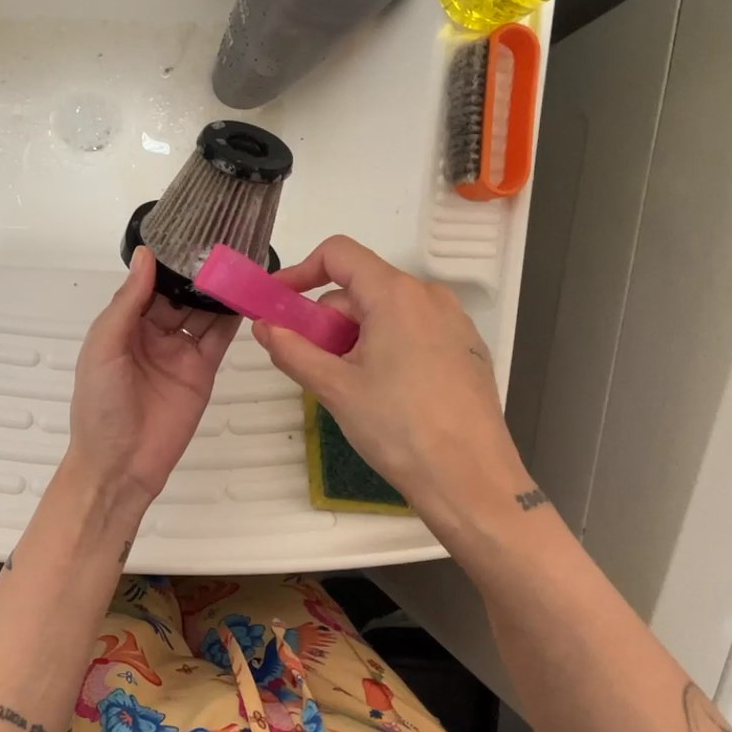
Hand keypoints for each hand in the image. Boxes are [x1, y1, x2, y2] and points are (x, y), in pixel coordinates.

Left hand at [65, 247, 239, 503]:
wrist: (120, 464)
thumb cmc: (100, 405)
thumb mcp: (103, 348)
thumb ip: (126, 303)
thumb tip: (146, 256)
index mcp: (121, 325)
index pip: (147, 284)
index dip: (166, 261)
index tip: (189, 230)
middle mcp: (151, 334)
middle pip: (179, 294)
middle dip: (197, 271)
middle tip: (225, 238)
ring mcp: (178, 352)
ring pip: (202, 311)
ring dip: (218, 289)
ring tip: (241, 257)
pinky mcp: (202, 371)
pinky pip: (219, 337)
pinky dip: (233, 315)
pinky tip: (248, 291)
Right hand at [252, 236, 532, 528]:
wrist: (469, 477)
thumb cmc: (397, 426)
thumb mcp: (333, 388)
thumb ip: (291, 350)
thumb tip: (263, 326)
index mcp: (396, 295)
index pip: (339, 254)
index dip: (299, 271)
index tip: (276, 303)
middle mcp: (429, 297)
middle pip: (359, 288)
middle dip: (324, 319)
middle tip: (306, 363)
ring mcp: (453, 323)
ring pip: (384, 313)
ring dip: (351, 337)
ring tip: (342, 385)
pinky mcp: (464, 350)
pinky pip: (410, 332)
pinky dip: (381, 348)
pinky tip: (379, 392)